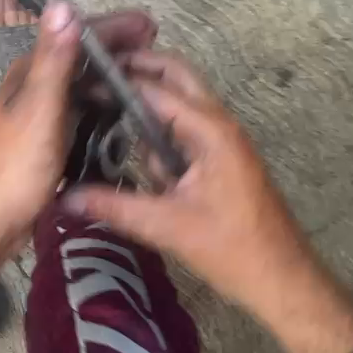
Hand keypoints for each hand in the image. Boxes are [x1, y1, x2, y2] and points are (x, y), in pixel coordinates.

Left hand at [0, 2, 155, 308]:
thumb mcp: (40, 108)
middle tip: (159, 47)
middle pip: (81, 58)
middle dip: (118, 48)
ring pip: (82, 86)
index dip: (112, 27)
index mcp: (30, 73)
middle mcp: (34, 87)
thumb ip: (54, 58)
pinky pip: (83, 113)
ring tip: (151, 79)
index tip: (151, 24)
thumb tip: (62, 2)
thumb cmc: (15, 164)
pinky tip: (125, 116)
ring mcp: (41, 115)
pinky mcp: (49, 141)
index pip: (74, 36)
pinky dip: (105, 106)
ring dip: (113, 76)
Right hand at [63, 53, 352, 352]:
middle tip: (94, 74)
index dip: (114, 81)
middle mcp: (219, 122)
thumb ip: (114, 205)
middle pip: (175, 72)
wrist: (288, 286)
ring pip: (181, 96)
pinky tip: (135, 148)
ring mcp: (223, 137)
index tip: (78, 83)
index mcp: (209, 130)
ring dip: (148, 96)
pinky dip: (160, 124)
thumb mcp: (167, 227)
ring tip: (105, 107)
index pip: (153, 87)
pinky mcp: (221, 154)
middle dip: (137, 66)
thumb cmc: (234, 251)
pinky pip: (184, 122)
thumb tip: (64, 197)